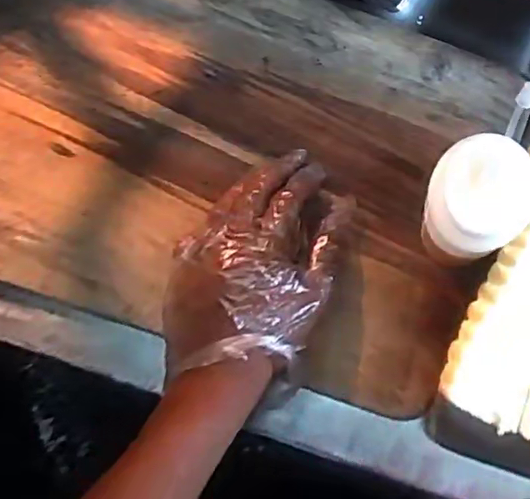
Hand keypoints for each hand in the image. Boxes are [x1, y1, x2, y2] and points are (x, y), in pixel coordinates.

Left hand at [163, 149, 353, 381]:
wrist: (219, 372)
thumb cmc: (275, 329)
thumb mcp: (314, 290)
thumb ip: (328, 244)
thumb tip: (344, 206)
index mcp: (267, 238)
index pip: (290, 195)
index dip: (307, 178)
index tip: (320, 169)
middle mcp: (234, 233)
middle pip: (257, 188)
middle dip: (279, 168)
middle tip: (296, 156)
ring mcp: (205, 246)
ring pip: (228, 201)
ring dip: (249, 183)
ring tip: (265, 172)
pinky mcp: (185, 264)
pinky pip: (202, 227)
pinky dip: (219, 213)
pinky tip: (226, 211)